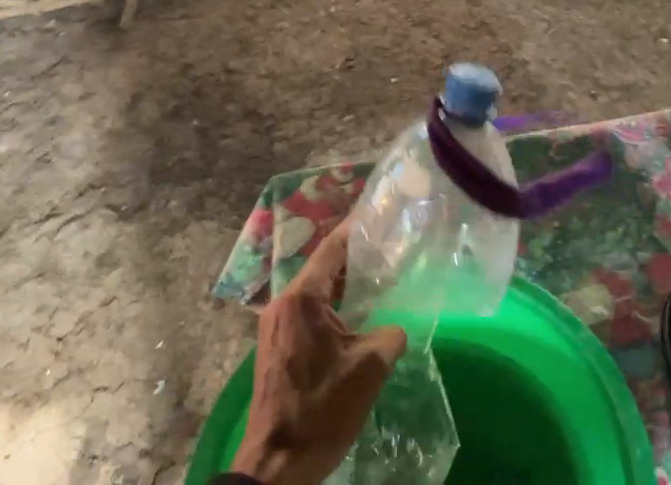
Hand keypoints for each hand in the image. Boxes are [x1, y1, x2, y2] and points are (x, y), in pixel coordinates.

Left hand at [231, 223, 407, 484]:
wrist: (277, 464)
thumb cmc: (322, 408)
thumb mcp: (370, 367)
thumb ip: (390, 334)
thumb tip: (395, 327)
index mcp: (302, 298)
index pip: (332, 248)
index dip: (357, 227)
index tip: (380, 210)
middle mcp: (283, 304)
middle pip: (323, 267)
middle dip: (356, 255)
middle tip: (390, 243)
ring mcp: (275, 326)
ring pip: (316, 291)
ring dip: (345, 283)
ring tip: (380, 274)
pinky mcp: (276, 346)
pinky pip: (309, 312)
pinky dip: (334, 305)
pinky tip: (359, 313)